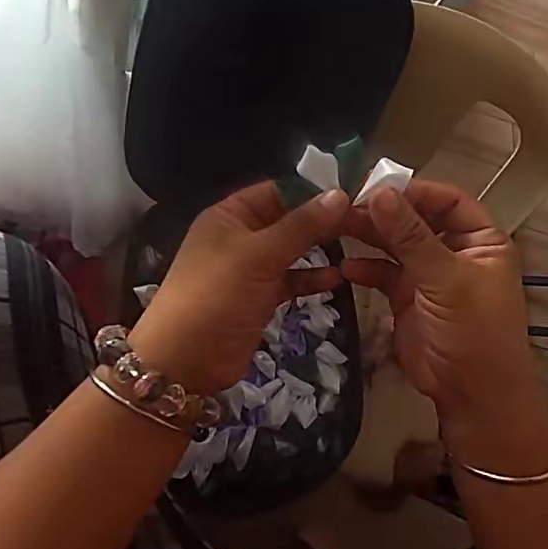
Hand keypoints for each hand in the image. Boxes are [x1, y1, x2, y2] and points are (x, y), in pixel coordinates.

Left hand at [129, 181, 348, 395]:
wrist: (185, 359)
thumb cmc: (218, 293)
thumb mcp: (260, 254)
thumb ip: (301, 225)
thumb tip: (339, 194)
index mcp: (230, 214)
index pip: (276, 190)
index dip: (310, 190)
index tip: (350, 192)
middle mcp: (239, 235)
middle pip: (286, 219)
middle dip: (320, 220)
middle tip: (362, 220)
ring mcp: (249, 268)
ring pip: (290, 250)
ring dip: (318, 248)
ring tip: (358, 244)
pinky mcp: (258, 297)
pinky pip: (289, 280)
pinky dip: (309, 278)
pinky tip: (337, 278)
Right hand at [343, 182, 547, 474]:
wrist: (472, 397)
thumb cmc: (474, 331)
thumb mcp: (445, 279)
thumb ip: (410, 235)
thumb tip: (379, 193)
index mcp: (480, 239)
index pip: (446, 200)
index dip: (413, 191)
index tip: (375, 186)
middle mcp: (454, 250)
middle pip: (415, 219)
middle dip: (383, 213)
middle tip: (344, 206)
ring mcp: (429, 273)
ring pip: (394, 243)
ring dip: (368, 235)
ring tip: (335, 227)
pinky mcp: (407, 295)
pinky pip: (382, 272)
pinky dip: (364, 268)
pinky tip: (344, 268)